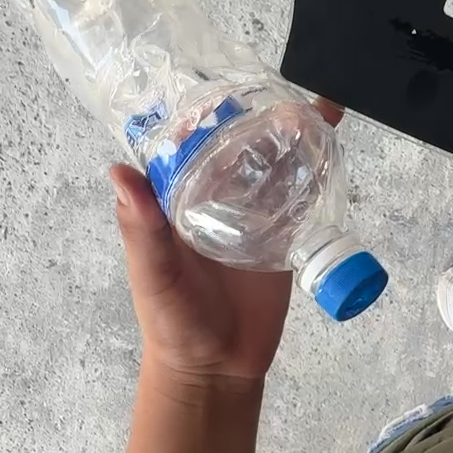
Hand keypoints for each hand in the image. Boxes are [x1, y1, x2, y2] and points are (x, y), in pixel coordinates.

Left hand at [108, 100, 344, 388]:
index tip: (227, 86)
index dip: (205, 113)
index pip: (189, 145)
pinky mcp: (284, 238)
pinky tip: (333, 153)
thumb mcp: (153, 275)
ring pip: (273, 169)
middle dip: (261, 120)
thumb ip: (143, 230)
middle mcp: (216, 201)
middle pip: (239, 149)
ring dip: (294, 141)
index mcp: (178, 201)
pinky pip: (300, 202)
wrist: (220, 366)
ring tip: (318, 113)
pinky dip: (317, 177)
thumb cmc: (175, 322)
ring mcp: (253, 218)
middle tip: (287, 97)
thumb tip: (119, 171)